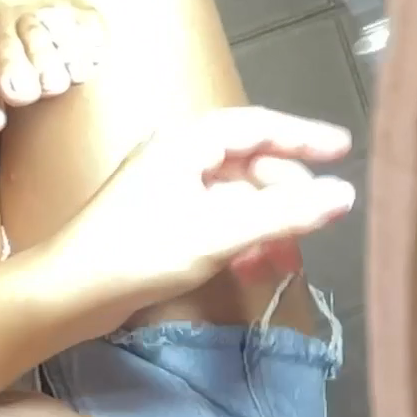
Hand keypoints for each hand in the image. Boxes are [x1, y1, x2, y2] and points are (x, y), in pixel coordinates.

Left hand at [22, 107, 355, 339]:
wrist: (71, 291)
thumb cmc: (142, 251)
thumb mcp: (220, 232)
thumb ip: (284, 213)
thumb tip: (344, 194)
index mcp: (185, 141)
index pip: (256, 126)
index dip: (303, 136)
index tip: (345, 149)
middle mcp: (176, 155)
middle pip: (247, 163)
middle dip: (285, 196)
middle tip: (318, 228)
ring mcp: (165, 186)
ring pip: (233, 195)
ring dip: (264, 224)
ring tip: (285, 262)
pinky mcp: (159, 218)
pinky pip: (214, 217)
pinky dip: (238, 237)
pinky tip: (250, 268)